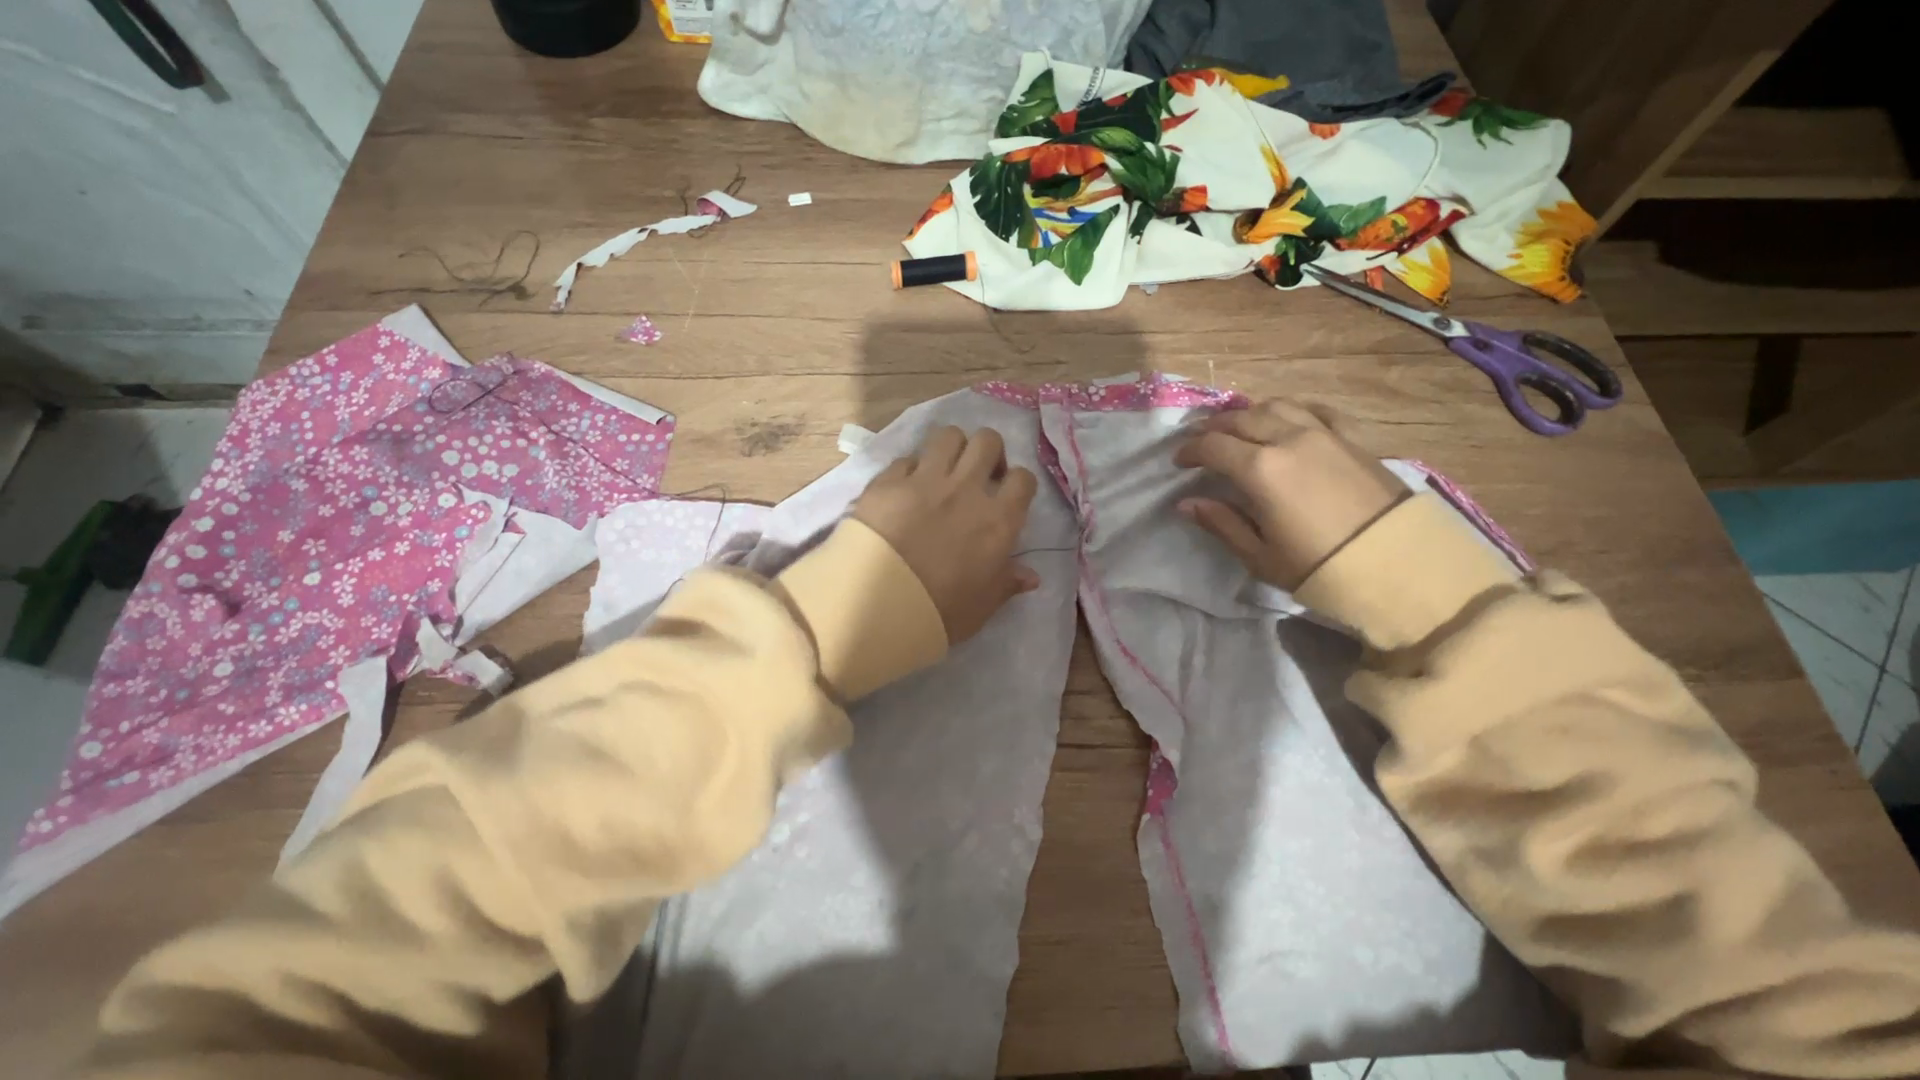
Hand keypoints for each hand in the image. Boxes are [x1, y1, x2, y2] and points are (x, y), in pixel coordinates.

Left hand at [853, 426, 1040, 644]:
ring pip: (948, 435)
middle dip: (988, 452)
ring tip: (943, 469)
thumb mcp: (982, 606)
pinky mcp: (887, 481)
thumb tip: (1031, 576)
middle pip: (988, 441)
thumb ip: (1007, 584)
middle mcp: (965, 489)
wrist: (879, 603)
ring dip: (951, 448)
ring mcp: (924, 480)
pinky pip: (906, 458)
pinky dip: (910, 467)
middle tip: (979, 474)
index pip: (1023, 479)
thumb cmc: (940, 611)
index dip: (1018, 483)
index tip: (1008, 495)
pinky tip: (905, 486)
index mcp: (997, 520)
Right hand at [1174, 399, 1406, 588]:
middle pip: (1241, 419)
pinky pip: (1317, 411)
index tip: (1178, 462)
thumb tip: (1187, 503)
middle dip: (1215, 427)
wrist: (1397, 564)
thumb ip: (1222, 524)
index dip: (1190, 451)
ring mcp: (1324, 433)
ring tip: (1240, 427)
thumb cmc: (1320, 567)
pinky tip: (1290, 419)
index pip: (1212, 446)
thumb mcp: (1261, 556)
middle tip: (1201, 440)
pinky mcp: (1353, 438)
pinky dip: (1295, 410)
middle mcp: (1289, 439)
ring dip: (1251, 413)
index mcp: (1260, 469)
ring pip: (1277, 406)